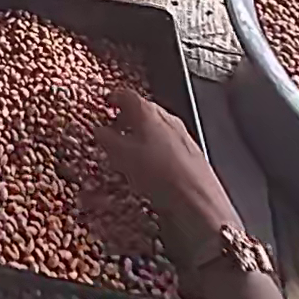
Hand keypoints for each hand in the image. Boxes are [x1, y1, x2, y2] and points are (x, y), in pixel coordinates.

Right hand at [95, 89, 240, 262]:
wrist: (198, 202)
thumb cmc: (159, 174)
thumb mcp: (123, 156)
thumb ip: (108, 139)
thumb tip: (99, 129)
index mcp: (149, 113)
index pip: (128, 96)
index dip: (114, 97)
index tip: (106, 101)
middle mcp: (168, 119)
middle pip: (144, 109)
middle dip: (127, 116)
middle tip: (113, 126)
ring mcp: (183, 136)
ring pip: (157, 127)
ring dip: (141, 134)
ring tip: (129, 149)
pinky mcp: (192, 155)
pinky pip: (168, 144)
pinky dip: (155, 148)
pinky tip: (150, 165)